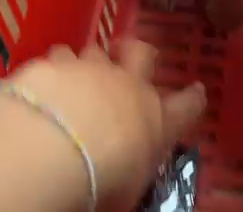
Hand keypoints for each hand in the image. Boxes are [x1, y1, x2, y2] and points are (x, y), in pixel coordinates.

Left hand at [1, 40, 204, 210]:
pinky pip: (59, 57)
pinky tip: (45, 82)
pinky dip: (54, 71)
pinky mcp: (57, 64)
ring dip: (89, 64)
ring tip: (76, 76)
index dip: (193, 98)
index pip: (187, 106)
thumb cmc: (102, 183)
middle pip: (142, 54)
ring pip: (96, 51)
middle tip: (128, 58)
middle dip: (138, 54)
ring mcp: (92, 69)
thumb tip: (126, 175)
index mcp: (156, 120)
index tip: (196, 91)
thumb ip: (131, 171)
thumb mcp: (127, 191)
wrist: (55, 149)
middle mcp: (128, 86)